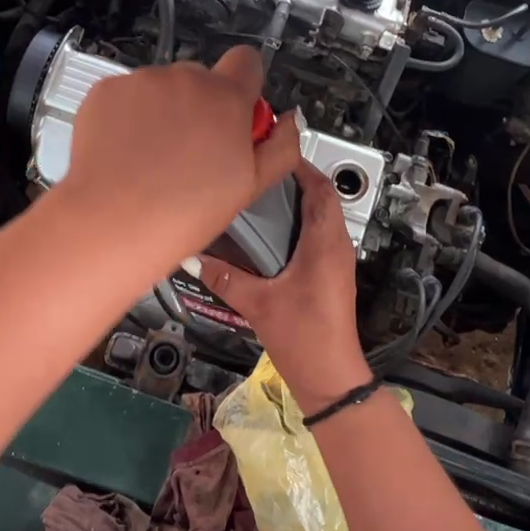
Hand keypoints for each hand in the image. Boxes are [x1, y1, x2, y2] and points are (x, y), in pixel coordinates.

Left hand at [54, 45, 301, 276]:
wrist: (112, 221)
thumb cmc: (178, 212)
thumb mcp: (250, 187)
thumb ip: (280, 146)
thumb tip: (289, 124)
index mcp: (226, 98)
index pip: (247, 62)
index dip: (244, 88)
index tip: (237, 116)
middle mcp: (185, 80)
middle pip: (202, 79)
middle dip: (202, 108)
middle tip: (195, 152)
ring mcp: (143, 82)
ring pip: (163, 88)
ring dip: (164, 112)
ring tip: (157, 159)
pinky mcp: (107, 91)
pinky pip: (127, 95)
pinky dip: (129, 117)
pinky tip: (130, 153)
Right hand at [196, 160, 372, 412]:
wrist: (330, 378)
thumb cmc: (302, 335)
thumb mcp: (257, 303)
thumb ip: (224, 277)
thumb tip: (191, 257)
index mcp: (326, 242)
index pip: (321, 188)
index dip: (300, 166)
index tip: (273, 153)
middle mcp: (338, 245)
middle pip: (323, 198)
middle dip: (296, 180)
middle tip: (261, 171)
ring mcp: (338, 261)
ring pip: (323, 217)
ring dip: (300, 201)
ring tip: (263, 195)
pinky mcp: (333, 275)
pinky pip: (320, 235)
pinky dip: (301, 223)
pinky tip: (273, 231)